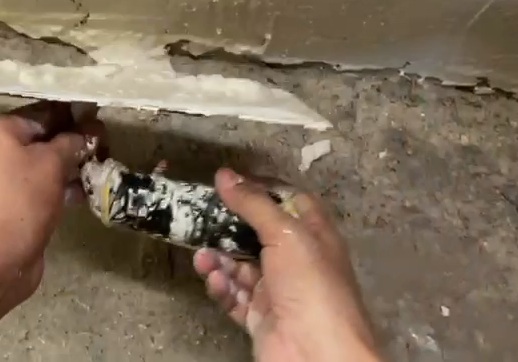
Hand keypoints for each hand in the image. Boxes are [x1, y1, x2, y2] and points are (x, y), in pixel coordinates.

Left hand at [0, 102, 104, 294]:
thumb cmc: (23, 198)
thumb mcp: (52, 162)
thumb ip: (72, 141)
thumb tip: (88, 130)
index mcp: (0, 130)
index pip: (42, 112)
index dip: (72, 114)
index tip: (98, 118)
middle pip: (42, 137)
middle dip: (73, 142)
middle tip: (104, 146)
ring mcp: (1, 178)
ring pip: (41, 163)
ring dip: (69, 166)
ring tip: (99, 168)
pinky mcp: (10, 203)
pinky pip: (37, 185)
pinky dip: (58, 186)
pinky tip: (84, 192)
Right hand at [192, 169, 380, 361]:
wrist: (317, 357)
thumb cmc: (310, 285)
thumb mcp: (286, 234)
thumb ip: (253, 203)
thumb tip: (223, 174)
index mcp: (313, 236)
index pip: (288, 201)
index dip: (261, 188)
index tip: (230, 181)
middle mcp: (296, 261)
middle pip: (257, 233)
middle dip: (228, 224)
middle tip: (199, 213)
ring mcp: (277, 291)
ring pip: (241, 265)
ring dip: (219, 258)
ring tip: (203, 257)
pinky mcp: (260, 318)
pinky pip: (235, 296)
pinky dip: (222, 286)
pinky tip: (213, 280)